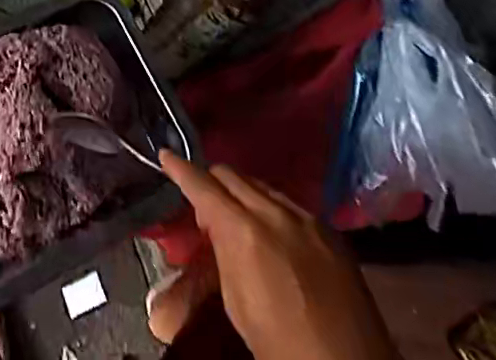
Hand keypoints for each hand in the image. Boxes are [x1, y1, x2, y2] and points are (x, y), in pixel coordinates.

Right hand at [157, 151, 398, 359]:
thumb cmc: (280, 343)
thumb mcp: (237, 304)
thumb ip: (222, 257)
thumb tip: (213, 231)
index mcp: (244, 231)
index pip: (204, 186)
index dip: (181, 170)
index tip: (166, 155)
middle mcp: (275, 212)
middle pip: (232, 176)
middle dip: (211, 182)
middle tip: (202, 207)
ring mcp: (306, 216)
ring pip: (262, 186)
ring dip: (242, 194)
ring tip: (236, 220)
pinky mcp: (329, 228)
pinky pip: (290, 203)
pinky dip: (270, 208)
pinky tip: (272, 233)